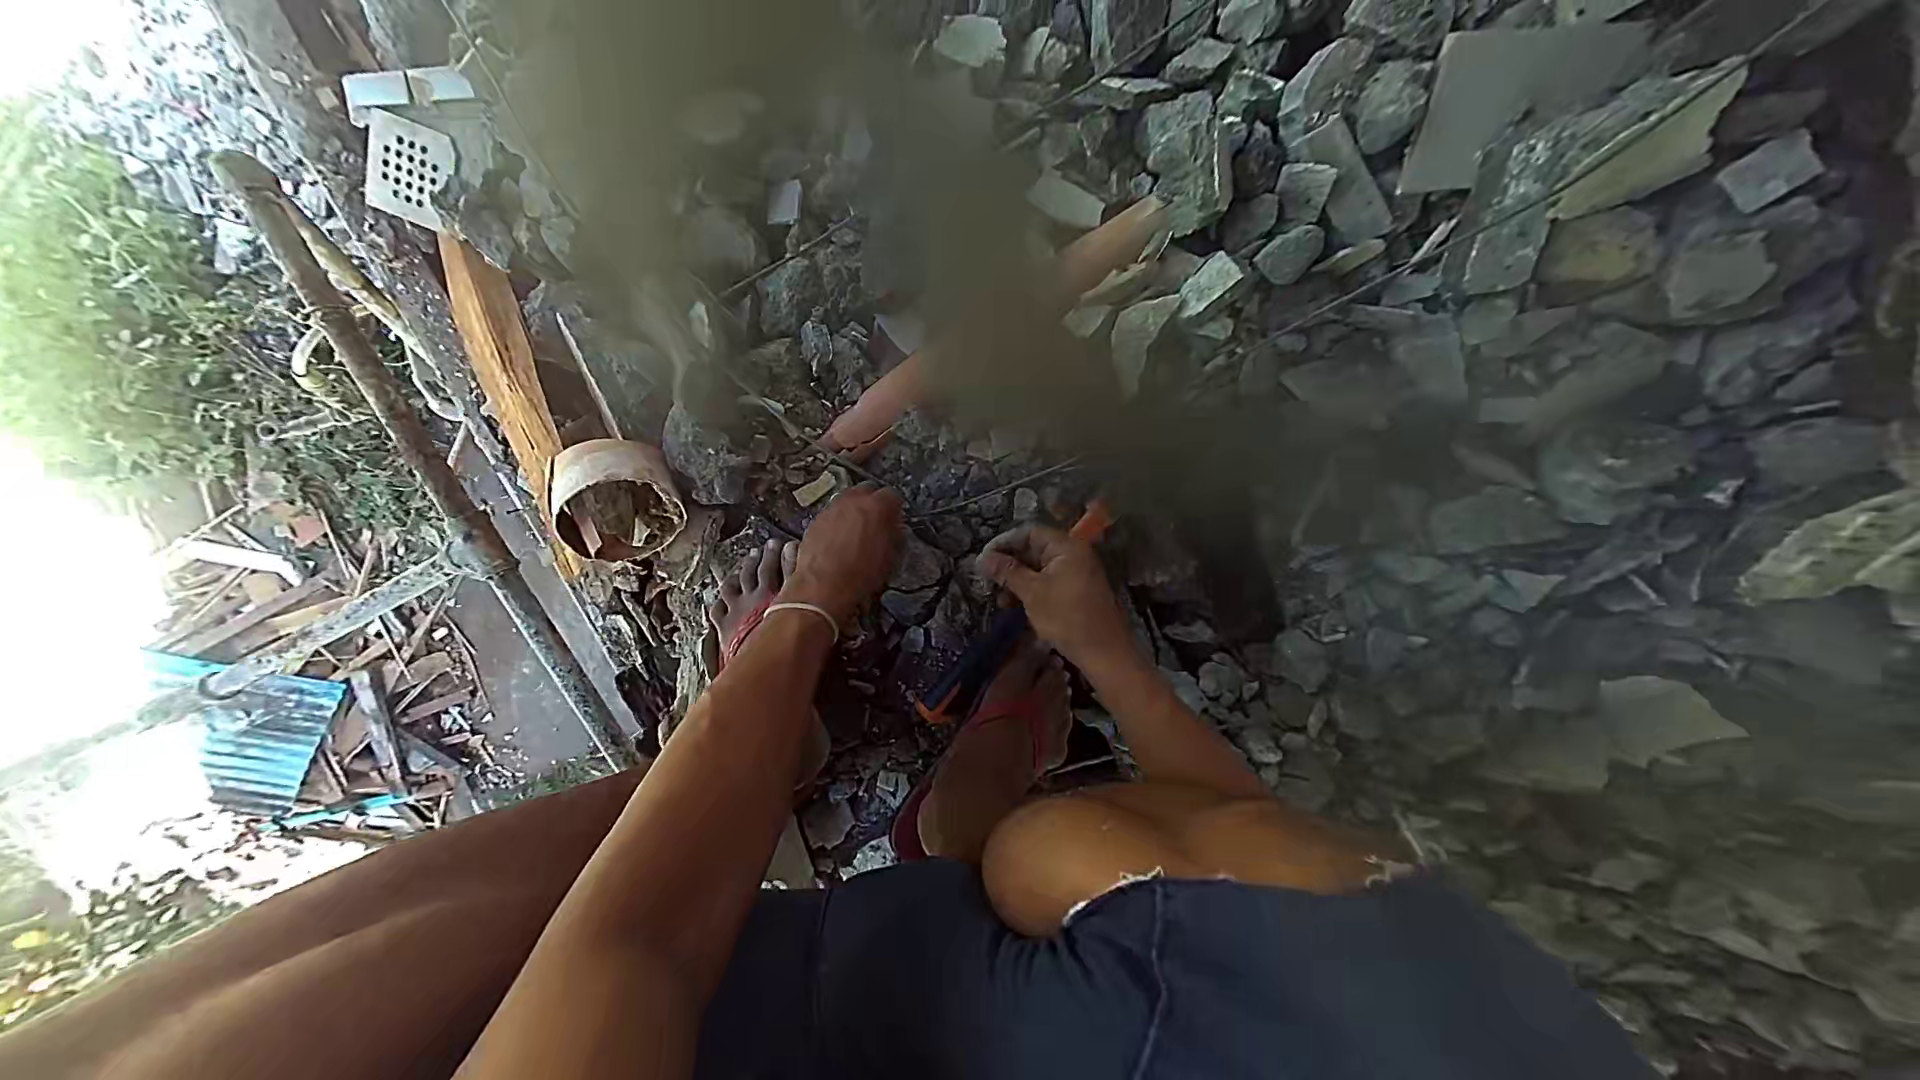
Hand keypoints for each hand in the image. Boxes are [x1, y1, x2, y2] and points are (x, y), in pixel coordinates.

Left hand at [782, 483, 904, 622]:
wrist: (822, 589)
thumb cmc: (860, 576)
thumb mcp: (890, 558)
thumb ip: (895, 535)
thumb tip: (895, 527)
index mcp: (876, 507)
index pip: (892, 496)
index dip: (896, 508)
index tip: (896, 518)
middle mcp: (851, 501)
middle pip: (866, 490)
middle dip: (873, 502)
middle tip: (877, 520)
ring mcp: (830, 509)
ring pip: (846, 500)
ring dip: (854, 510)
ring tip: (858, 530)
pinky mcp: (814, 521)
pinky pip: (831, 514)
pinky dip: (838, 521)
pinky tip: (840, 538)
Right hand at [978, 525, 1135, 667]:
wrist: (1104, 652)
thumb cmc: (1067, 617)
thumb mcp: (1032, 593)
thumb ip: (1007, 572)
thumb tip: (983, 558)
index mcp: (1067, 547)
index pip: (1029, 532)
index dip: (1004, 543)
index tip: (984, 560)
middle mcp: (1074, 554)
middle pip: (1034, 549)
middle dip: (1010, 565)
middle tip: (988, 581)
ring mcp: (1077, 573)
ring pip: (1040, 569)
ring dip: (1018, 581)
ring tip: (1001, 600)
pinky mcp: (1077, 592)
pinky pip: (1049, 582)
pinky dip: (1032, 591)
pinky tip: (1017, 605)